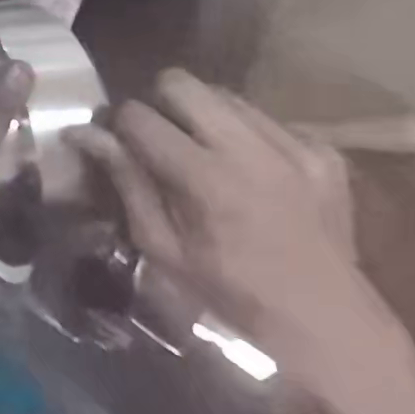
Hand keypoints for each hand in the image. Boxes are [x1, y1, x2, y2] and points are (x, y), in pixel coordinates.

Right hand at [71, 70, 376, 377]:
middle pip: (180, 82)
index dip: (119, 125)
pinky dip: (248, 135)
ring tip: (206, 152)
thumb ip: (125, 181)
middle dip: (158, 102)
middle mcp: (249, 150)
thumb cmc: (230, 297)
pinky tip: (251, 171)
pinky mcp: (324, 154)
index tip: (119, 142)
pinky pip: (267, 119)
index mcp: (204, 178)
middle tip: (161, 137)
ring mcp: (294, 147)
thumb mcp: (162, 249)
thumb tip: (83, 132)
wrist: (331, 331)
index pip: (138, 115)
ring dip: (203, 115)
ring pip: (223, 93)